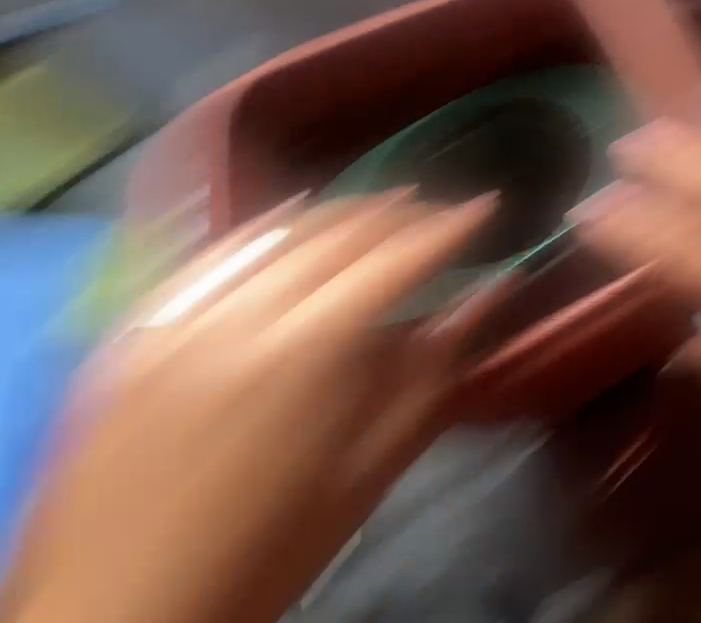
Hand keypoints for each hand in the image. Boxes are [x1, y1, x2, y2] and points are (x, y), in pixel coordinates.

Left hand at [3, 192, 502, 622]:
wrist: (121, 615)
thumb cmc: (276, 543)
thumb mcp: (377, 462)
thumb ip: (438, 364)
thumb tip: (495, 289)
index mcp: (308, 354)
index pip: (396, 258)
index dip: (450, 225)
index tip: (488, 204)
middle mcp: (237, 320)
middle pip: (336, 234)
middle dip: (401, 211)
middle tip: (445, 207)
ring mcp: (172, 326)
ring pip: (272, 235)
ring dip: (340, 212)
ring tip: (387, 204)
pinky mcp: (129, 341)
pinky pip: (206, 260)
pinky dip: (261, 229)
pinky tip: (292, 217)